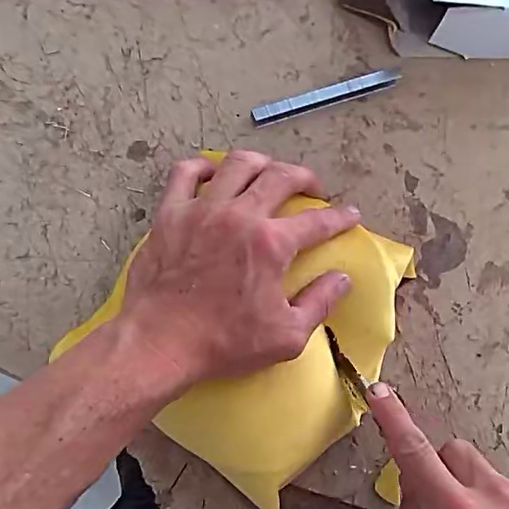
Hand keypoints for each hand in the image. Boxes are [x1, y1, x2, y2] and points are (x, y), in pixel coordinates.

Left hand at [108, 152, 360, 390]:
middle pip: (281, 176)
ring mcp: (202, 211)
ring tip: (268, 174)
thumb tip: (342, 279)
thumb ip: (321, 302)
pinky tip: (215, 176)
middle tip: (312, 189)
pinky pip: (187, 173)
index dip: (341, 217)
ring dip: (261, 164)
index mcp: (271, 244)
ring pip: (238, 163)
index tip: (351, 215)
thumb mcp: (287, 335)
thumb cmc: (223, 343)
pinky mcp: (170, 215)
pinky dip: (205, 168)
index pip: (318, 221)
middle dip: (305, 178)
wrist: (158, 345)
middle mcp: (240, 216)